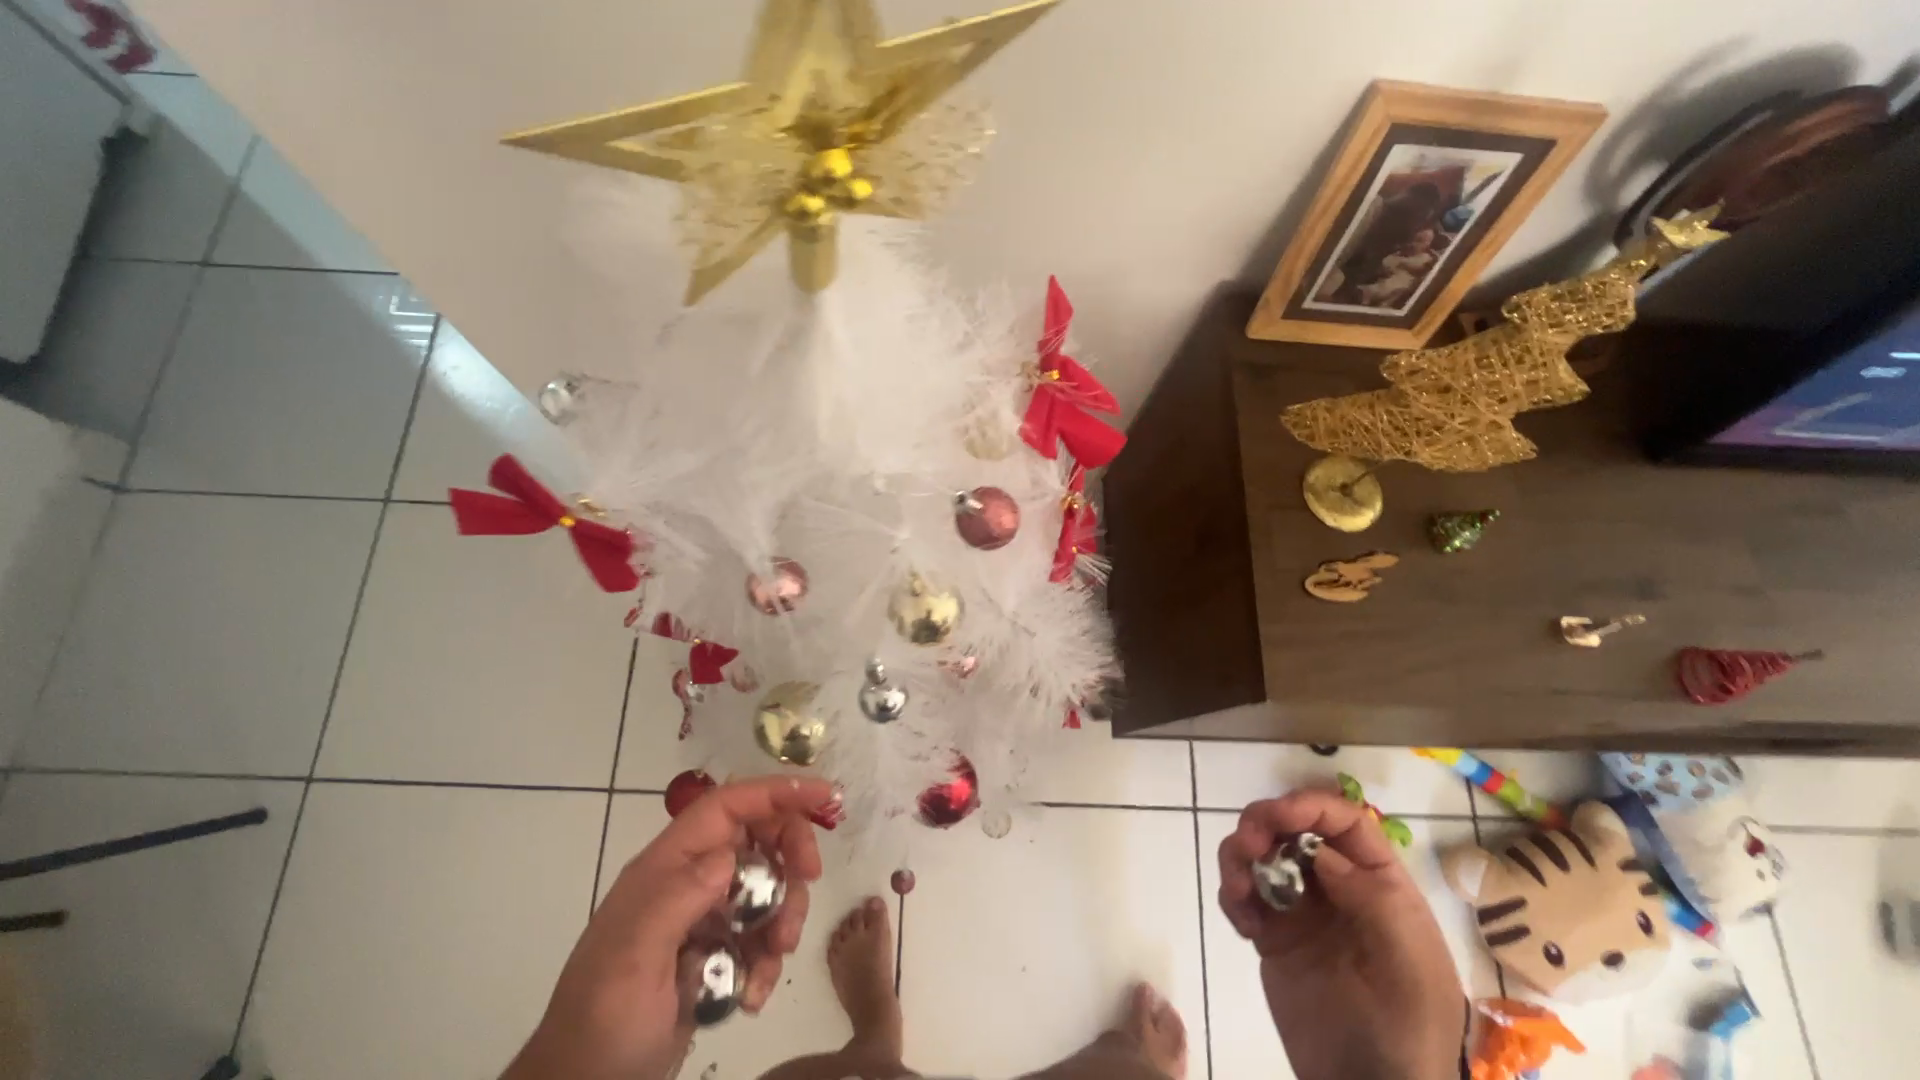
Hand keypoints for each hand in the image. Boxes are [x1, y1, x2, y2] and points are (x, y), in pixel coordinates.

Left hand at [503, 775, 837, 1079]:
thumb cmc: (601, 1021)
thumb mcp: (632, 958)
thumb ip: (677, 899)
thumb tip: (730, 856)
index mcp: (666, 867)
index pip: (727, 807)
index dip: (776, 792)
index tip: (826, 796)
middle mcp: (688, 882)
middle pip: (757, 839)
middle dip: (791, 854)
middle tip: (810, 880)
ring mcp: (704, 919)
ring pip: (769, 889)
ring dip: (784, 917)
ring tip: (774, 957)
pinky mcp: (717, 955)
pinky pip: (762, 939)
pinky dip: (768, 962)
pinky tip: (751, 995)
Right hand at [1217, 790, 1466, 1079]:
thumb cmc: (1405, 1029)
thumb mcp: (1409, 965)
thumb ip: (1372, 900)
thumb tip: (1320, 851)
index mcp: (1381, 886)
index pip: (1345, 823)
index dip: (1309, 806)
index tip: (1276, 816)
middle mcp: (1339, 890)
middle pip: (1294, 830)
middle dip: (1265, 824)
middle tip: (1248, 845)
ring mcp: (1302, 913)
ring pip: (1262, 856)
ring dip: (1241, 855)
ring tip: (1237, 886)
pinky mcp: (1272, 938)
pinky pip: (1244, 897)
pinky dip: (1233, 894)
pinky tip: (1240, 920)